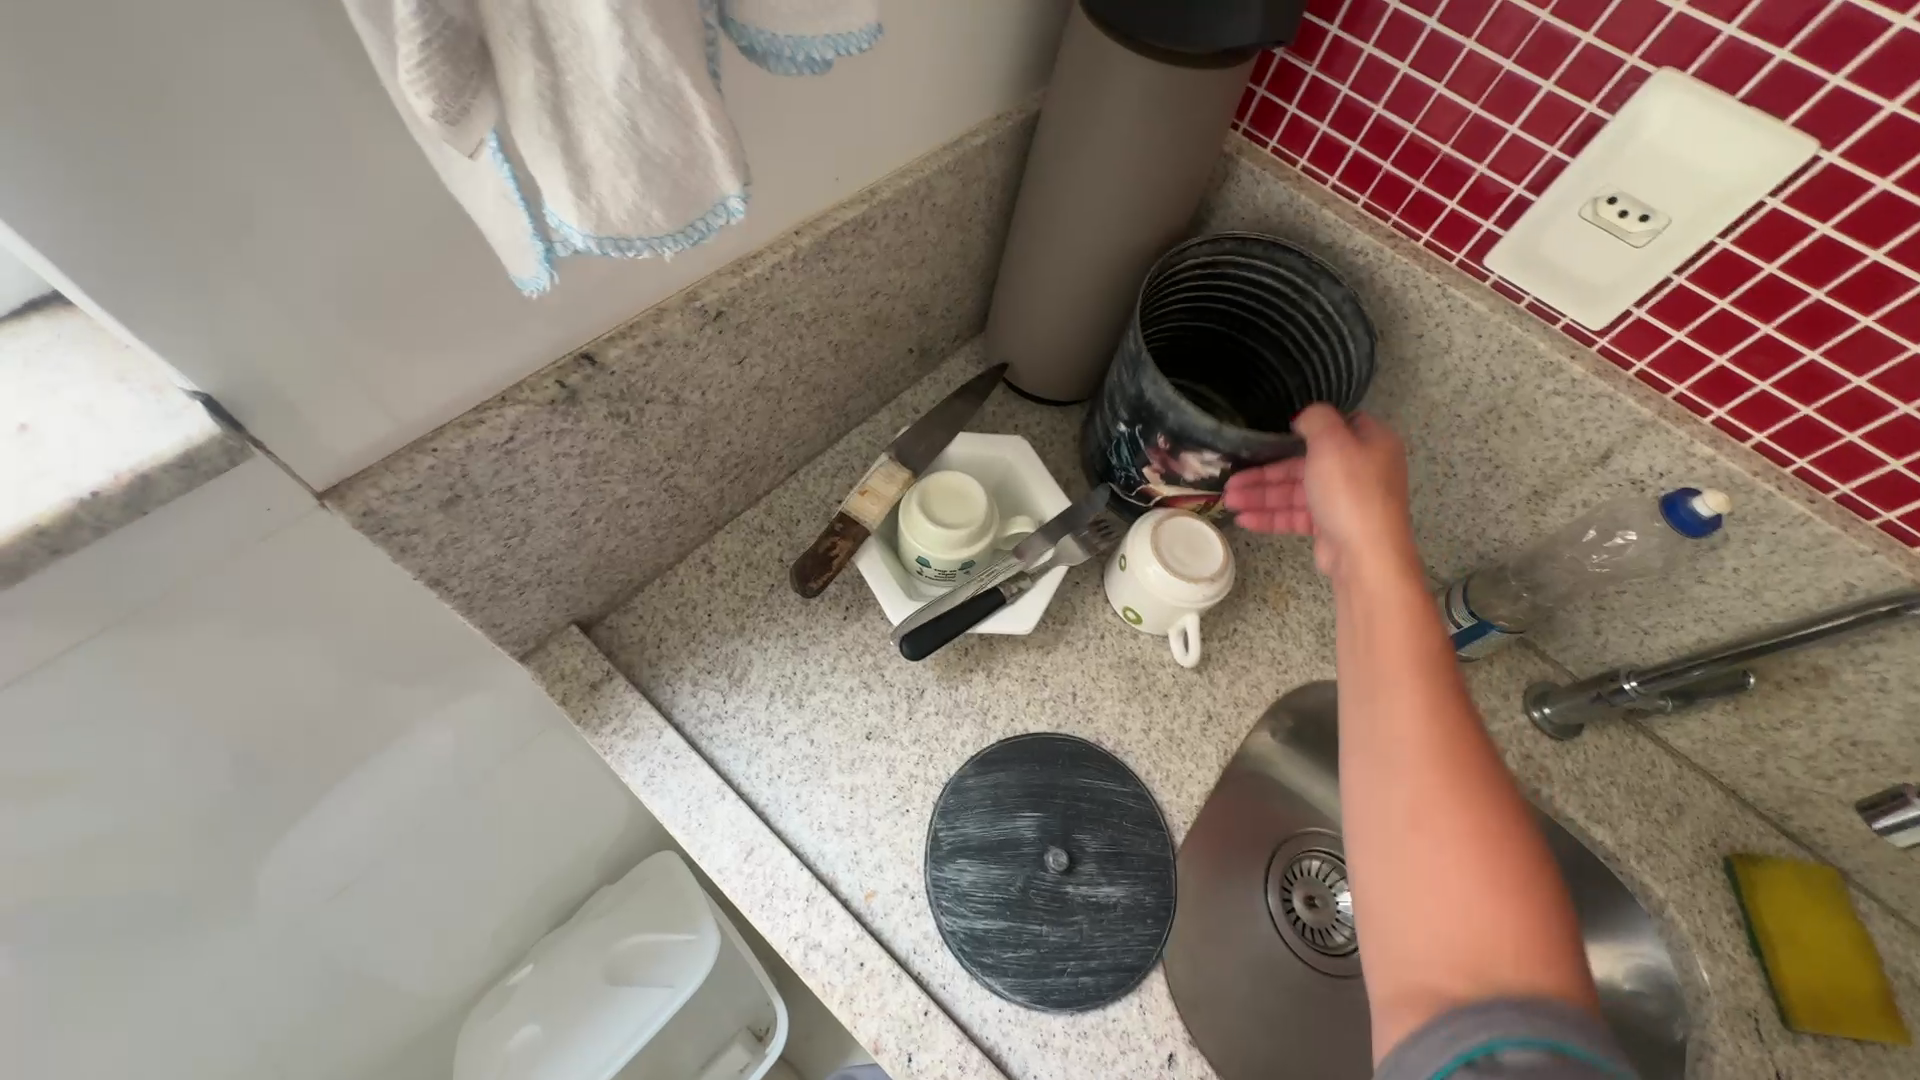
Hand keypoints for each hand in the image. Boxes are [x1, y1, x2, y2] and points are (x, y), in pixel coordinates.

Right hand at [1222, 406, 1418, 580]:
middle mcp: (1359, 469)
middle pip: (1304, 463)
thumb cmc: (1350, 491)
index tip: (1275, 433)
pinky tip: (1244, 519)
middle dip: (1265, 473)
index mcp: (1369, 443)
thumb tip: (1304, 418)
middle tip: (1232, 479)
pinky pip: (1296, 515)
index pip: (1338, 426)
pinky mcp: (1331, 526)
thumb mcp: (1332, 442)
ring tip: (1229, 502)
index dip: (1307, 428)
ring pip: (1296, 492)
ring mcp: (1344, 500)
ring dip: (1261, 496)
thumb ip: (1316, 420)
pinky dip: (1271, 516)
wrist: (1365, 553)